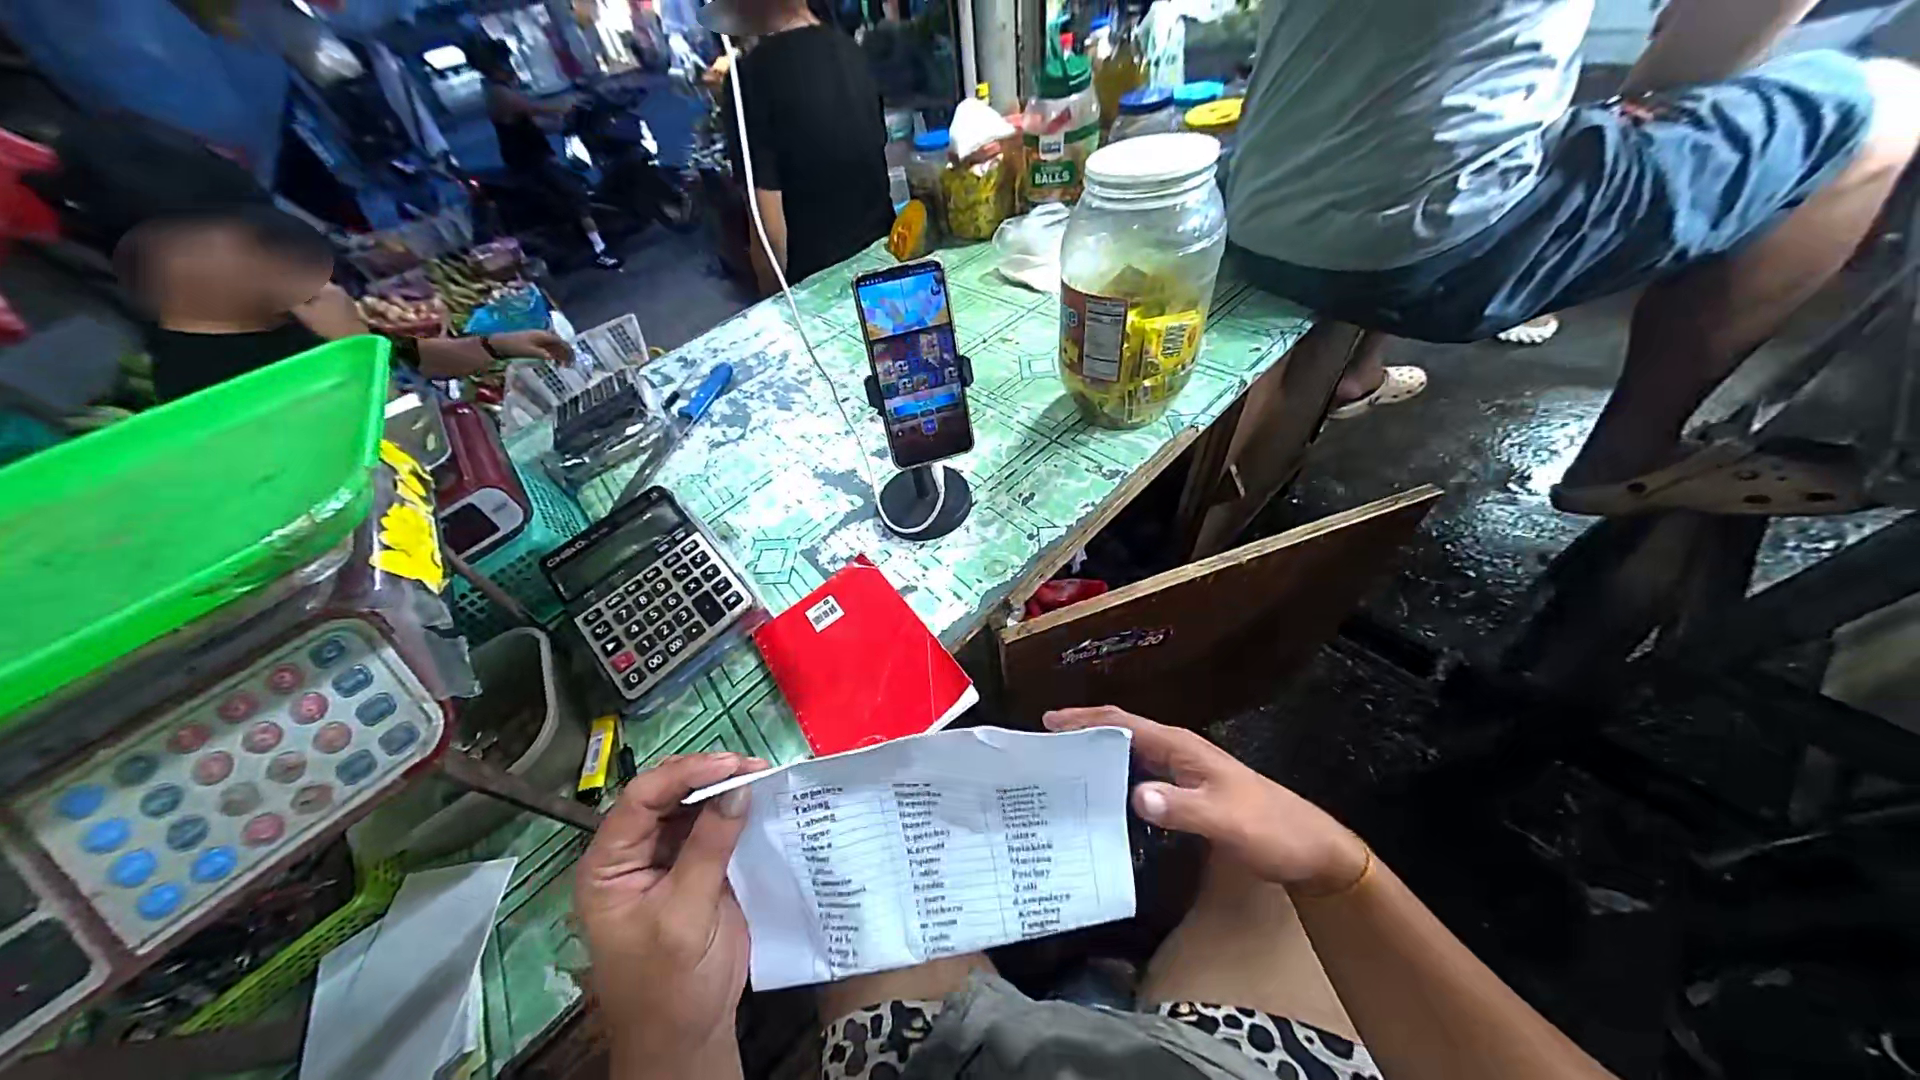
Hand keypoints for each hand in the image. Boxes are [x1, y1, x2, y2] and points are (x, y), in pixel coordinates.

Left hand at [485, 329, 573, 365]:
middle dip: (566, 354)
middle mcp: (543, 335)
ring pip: (555, 346)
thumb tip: (553, 358)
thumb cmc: (514, 347)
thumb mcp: (529, 351)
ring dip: (561, 355)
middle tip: (569, 365)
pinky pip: (549, 348)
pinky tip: (554, 361)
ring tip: (563, 365)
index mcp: (543, 335)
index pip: (561, 342)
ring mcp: (539, 339)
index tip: (572, 361)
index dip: (568, 351)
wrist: (499, 344)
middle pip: (560, 343)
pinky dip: (554, 354)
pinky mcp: (535, 343)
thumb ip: (542, 354)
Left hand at [576, 752, 764, 1077]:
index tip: (729, 764)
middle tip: (751, 765)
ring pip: (689, 803)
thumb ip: (708, 848)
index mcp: (609, 866)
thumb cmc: (670, 985)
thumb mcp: (685, 916)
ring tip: (759, 773)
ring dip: (723, 785)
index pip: (639, 800)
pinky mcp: (695, 865)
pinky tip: (757, 795)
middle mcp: (632, 853)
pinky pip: (711, 823)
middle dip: (705, 773)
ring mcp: (664, 857)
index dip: (683, 774)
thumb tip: (738, 787)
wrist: (689, 1035)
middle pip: (664, 794)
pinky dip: (733, 806)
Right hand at [1042, 707, 1368, 893]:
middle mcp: (1176, 751)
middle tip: (1043, 743)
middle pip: (1120, 731)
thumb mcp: (1226, 820)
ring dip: (1094, 752)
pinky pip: (1137, 774)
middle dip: (1081, 730)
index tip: (1048, 721)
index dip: (1086, 719)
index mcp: (1180, 746)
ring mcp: (1180, 770)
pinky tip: (1098, 793)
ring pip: (1126, 752)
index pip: (1124, 723)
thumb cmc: (1267, 827)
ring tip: (1059, 765)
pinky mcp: (1183, 791)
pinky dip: (1112, 775)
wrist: (1308, 848)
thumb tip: (1135, 796)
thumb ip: (1182, 809)